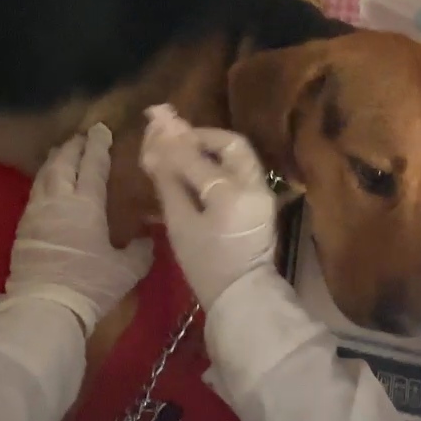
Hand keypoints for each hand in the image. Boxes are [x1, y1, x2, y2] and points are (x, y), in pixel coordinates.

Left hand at [6, 124, 153, 333]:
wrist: (46, 308)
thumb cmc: (91, 284)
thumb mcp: (127, 269)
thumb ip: (141, 249)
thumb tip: (149, 236)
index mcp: (86, 204)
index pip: (93, 165)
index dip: (98, 145)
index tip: (101, 129)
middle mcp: (59, 201)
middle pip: (64, 163)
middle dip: (73, 146)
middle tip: (81, 137)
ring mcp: (37, 213)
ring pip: (45, 176)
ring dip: (55, 161)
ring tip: (62, 153)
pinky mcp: (23, 229)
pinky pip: (35, 194)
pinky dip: (44, 181)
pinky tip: (48, 185)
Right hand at [139, 105, 278, 306]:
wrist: (241, 295)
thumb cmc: (205, 266)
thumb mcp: (180, 225)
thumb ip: (169, 183)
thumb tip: (155, 151)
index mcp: (231, 196)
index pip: (196, 159)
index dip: (173, 143)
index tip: (155, 126)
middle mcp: (254, 186)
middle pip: (231, 144)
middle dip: (202, 135)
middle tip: (178, 136)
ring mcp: (264, 192)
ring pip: (240, 154)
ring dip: (213, 146)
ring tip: (187, 148)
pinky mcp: (265, 198)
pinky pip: (244, 169)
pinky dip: (223, 162)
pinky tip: (201, 166)